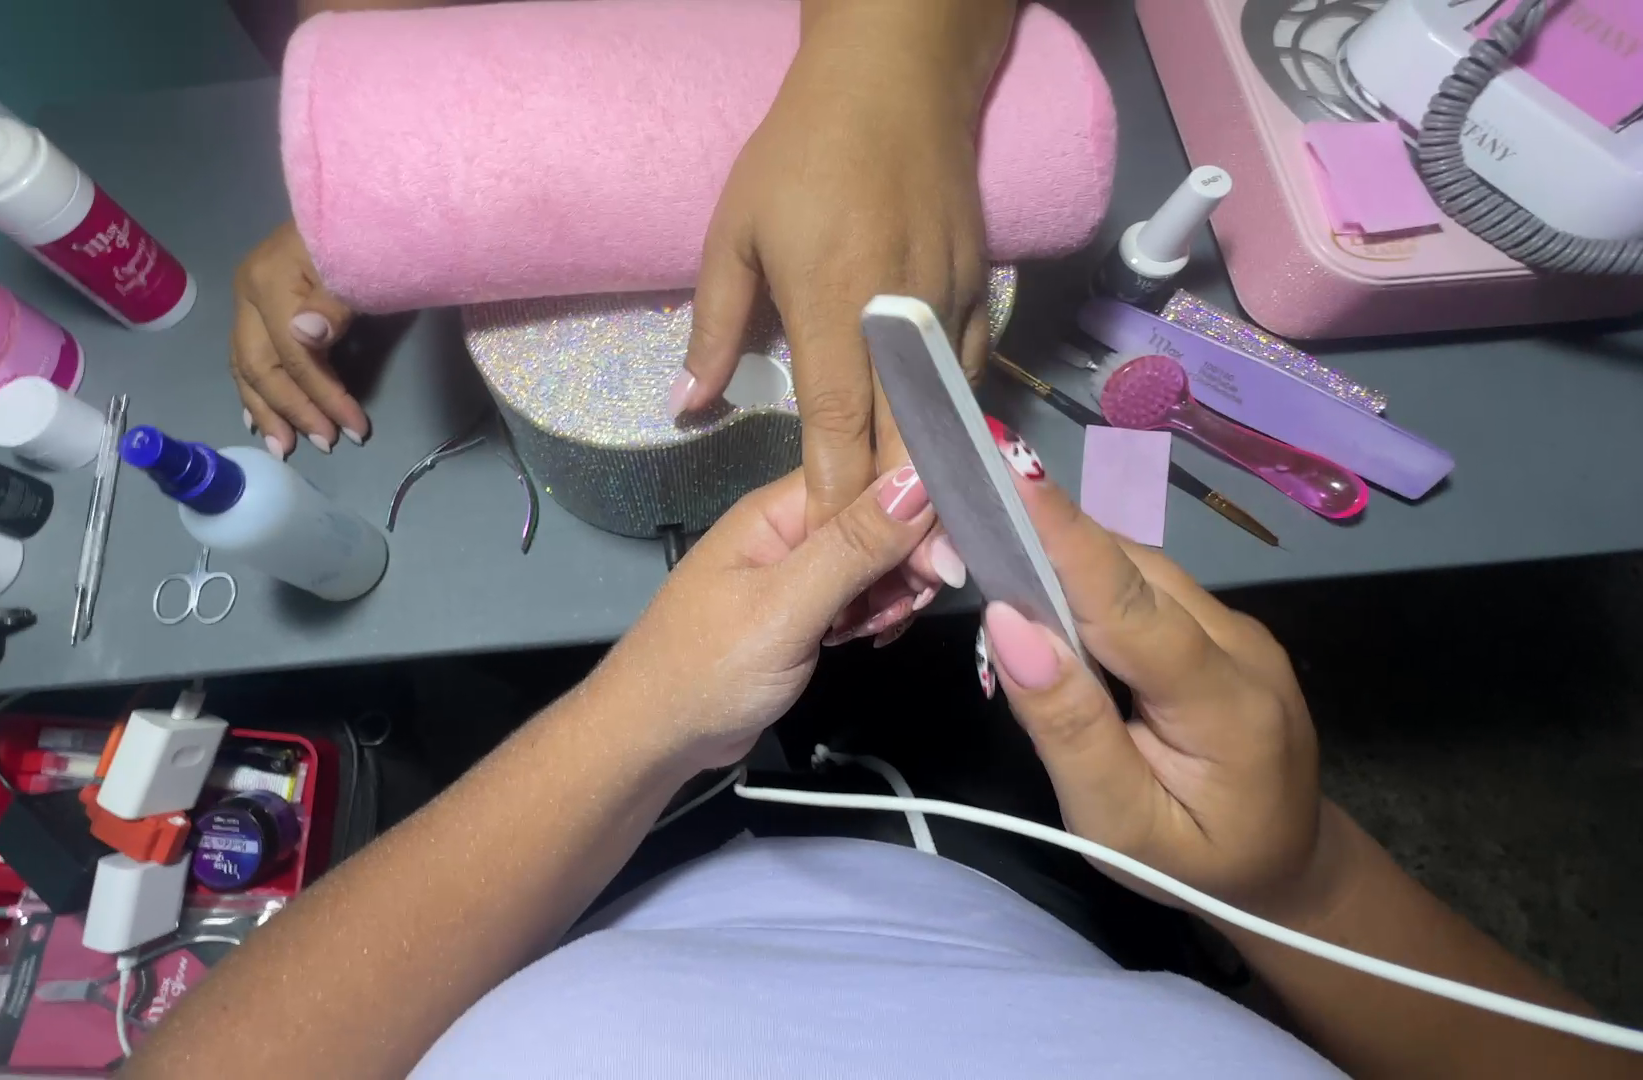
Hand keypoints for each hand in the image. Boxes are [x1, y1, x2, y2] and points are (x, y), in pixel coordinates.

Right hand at [230, 222, 369, 457]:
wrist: (356, 202)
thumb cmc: (361, 234)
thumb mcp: (355, 266)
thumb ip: (332, 302)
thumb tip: (305, 336)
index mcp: (269, 283)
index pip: (291, 356)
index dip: (322, 396)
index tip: (354, 429)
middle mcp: (249, 292)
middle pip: (259, 366)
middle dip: (291, 411)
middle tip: (323, 445)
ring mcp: (250, 299)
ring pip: (247, 366)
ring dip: (267, 410)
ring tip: (283, 446)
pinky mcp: (260, 306)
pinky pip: (250, 356)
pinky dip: (256, 390)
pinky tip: (258, 417)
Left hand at [595, 464, 940, 770]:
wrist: (659, 735)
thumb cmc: (710, 667)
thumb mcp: (785, 607)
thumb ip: (853, 547)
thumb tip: (921, 476)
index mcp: (778, 509)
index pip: (868, 476)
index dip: (914, 510)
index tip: (938, 564)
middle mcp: (790, 529)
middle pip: (879, 519)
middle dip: (904, 561)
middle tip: (900, 609)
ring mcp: (797, 571)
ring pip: (875, 562)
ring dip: (889, 594)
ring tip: (870, 632)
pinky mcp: (804, 609)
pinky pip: (857, 595)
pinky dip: (872, 615)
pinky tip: (865, 640)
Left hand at [677, 21, 993, 530]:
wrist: (896, 77)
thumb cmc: (800, 158)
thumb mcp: (734, 236)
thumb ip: (715, 330)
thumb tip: (688, 404)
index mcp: (836, 312)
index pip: (837, 427)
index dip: (837, 498)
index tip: (832, 554)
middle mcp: (901, 321)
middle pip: (902, 439)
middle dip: (898, 512)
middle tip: (893, 575)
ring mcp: (950, 309)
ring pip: (945, 418)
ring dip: (932, 480)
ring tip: (922, 539)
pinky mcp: (980, 296)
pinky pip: (968, 380)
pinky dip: (952, 426)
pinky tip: (938, 459)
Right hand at [983, 441, 1335, 921]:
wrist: (1289, 871)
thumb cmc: (1196, 863)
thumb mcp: (1116, 822)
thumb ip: (1066, 727)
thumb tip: (1008, 624)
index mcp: (1223, 703)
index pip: (1129, 604)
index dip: (1066, 538)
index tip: (1012, 474)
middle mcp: (1237, 644)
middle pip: (1128, 572)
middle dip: (1047, 532)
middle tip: (968, 507)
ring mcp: (1231, 629)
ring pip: (1133, 569)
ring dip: (1061, 550)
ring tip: (991, 540)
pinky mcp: (1214, 627)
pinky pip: (1140, 583)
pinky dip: (1083, 572)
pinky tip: (1043, 584)